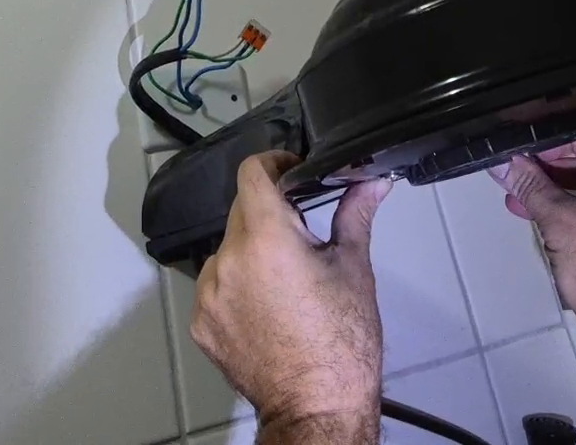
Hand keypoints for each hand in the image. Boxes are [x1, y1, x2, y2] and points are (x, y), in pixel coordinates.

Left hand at [191, 151, 391, 435]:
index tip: (291, 171)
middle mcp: (228, 259)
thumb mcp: (353, 269)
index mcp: (266, 238)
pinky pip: (217, 283)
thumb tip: (373, 182)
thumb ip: (355, 214)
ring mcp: (210, 293)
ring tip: (285, 276)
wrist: (318, 411)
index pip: (252, 172)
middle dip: (271, 211)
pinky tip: (266, 304)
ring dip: (252, 248)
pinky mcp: (202, 322)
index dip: (273, 163)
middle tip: (301, 230)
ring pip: (229, 246)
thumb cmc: (342, 343)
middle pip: (242, 209)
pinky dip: (237, 282)